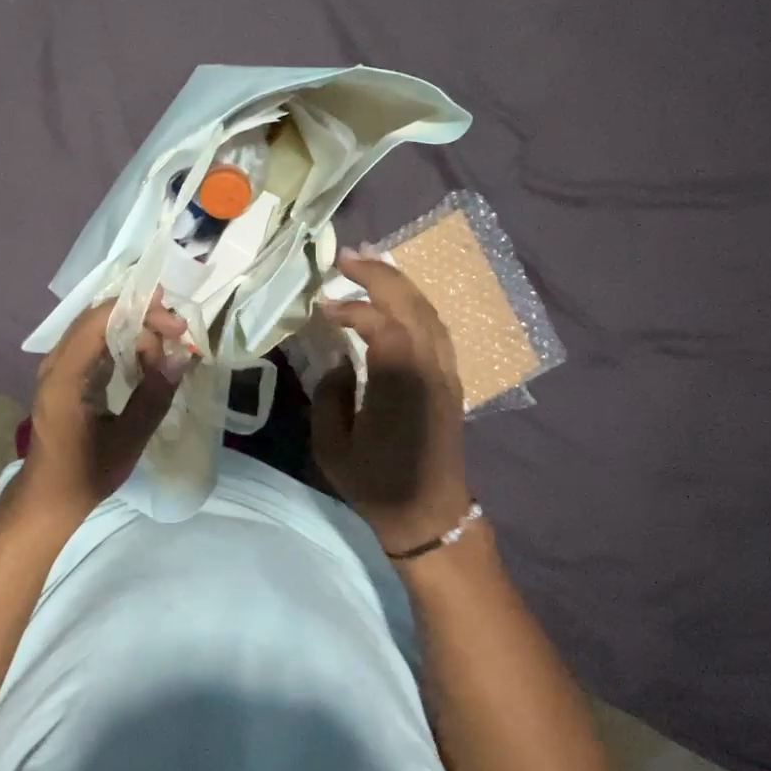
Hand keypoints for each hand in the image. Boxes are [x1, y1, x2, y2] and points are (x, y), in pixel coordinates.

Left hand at [22, 296, 192, 512]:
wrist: (48, 499)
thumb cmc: (84, 474)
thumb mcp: (127, 440)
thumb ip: (153, 396)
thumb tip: (182, 359)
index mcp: (64, 376)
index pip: (99, 321)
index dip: (139, 312)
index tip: (175, 325)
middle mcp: (56, 364)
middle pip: (97, 319)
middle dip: (140, 317)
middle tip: (178, 333)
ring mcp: (58, 369)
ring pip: (96, 330)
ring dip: (133, 329)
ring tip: (169, 343)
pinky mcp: (66, 378)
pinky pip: (94, 347)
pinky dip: (123, 344)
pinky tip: (147, 357)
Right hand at [312, 249, 469, 555]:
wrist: (429, 515)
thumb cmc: (376, 483)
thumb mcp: (332, 446)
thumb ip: (330, 395)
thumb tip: (339, 362)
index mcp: (402, 384)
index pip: (382, 325)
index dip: (351, 308)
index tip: (321, 307)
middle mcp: (431, 370)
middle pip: (413, 305)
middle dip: (380, 274)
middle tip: (344, 256)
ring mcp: (446, 373)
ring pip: (429, 312)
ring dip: (399, 283)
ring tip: (367, 263)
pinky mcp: (450, 380)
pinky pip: (435, 328)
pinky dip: (412, 304)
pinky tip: (392, 299)